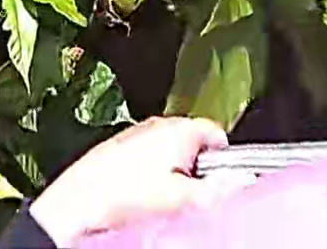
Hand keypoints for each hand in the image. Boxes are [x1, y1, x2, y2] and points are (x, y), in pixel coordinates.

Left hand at [27, 117, 234, 245]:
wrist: (83, 198)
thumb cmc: (129, 193)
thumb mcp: (183, 198)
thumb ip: (217, 188)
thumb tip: (243, 180)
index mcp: (177, 129)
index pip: (214, 131)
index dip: (226, 157)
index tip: (229, 180)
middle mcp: (157, 124)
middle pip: (194, 141)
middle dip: (201, 168)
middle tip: (200, 198)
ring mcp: (138, 134)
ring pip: (172, 150)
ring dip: (178, 172)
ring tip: (172, 201)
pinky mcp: (123, 147)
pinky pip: (151, 156)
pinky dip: (156, 172)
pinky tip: (149, 196)